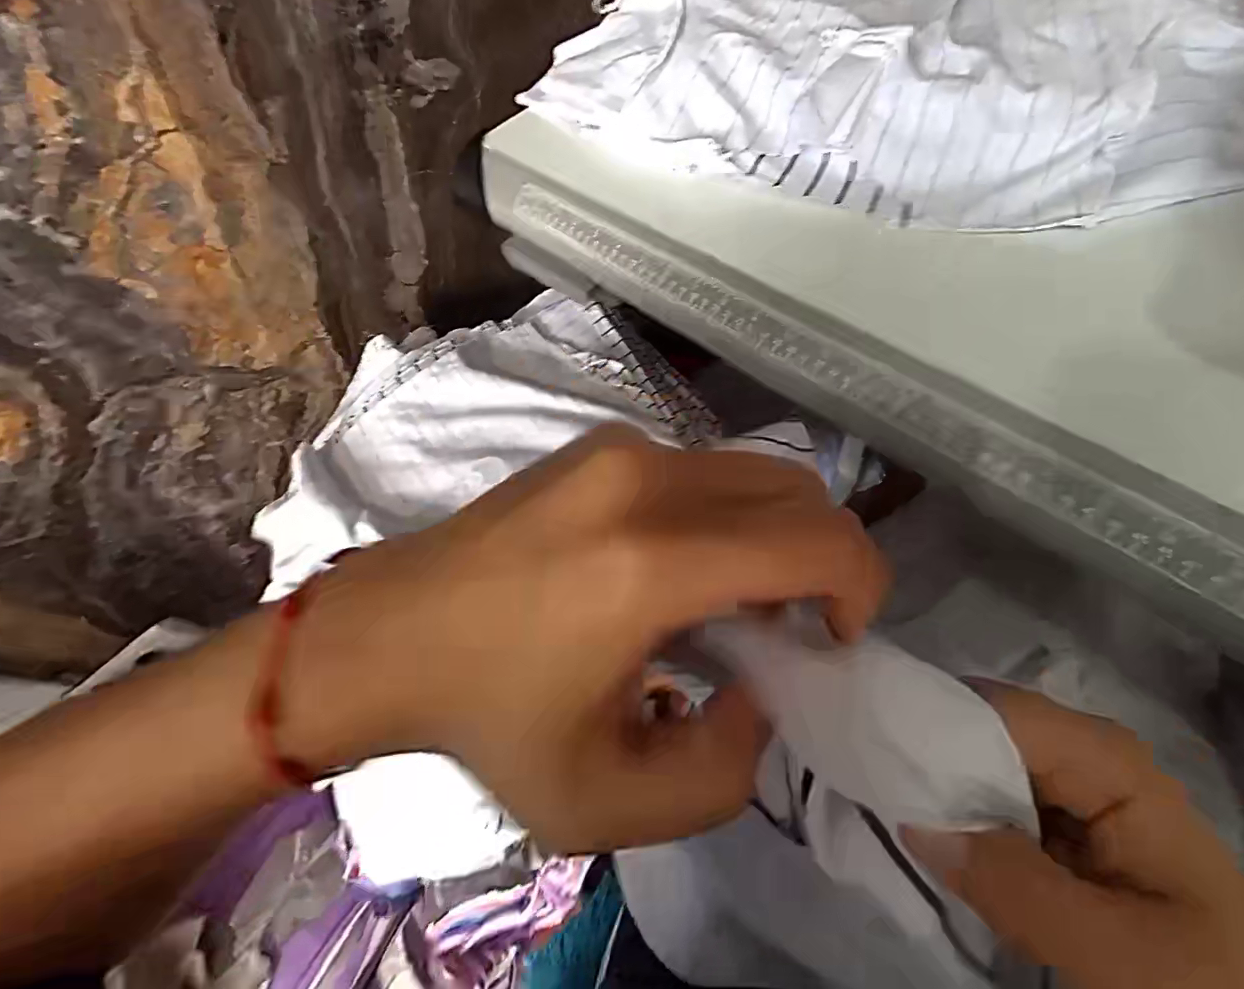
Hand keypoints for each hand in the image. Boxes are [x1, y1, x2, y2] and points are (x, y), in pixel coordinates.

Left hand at [279, 424, 889, 851]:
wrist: (383, 635)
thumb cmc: (492, 722)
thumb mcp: (606, 802)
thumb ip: (722, 775)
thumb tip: (765, 694)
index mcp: (650, 566)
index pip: (818, 541)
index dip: (860, 585)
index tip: (834, 637)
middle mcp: (648, 481)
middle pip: (803, 495)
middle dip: (827, 562)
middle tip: (790, 624)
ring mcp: (627, 448)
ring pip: (763, 473)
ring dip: (781, 535)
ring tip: (735, 595)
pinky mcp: (610, 440)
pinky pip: (713, 469)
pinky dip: (734, 514)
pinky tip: (683, 563)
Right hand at [904, 685, 1243, 988]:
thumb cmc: (1203, 984)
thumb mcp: (1114, 950)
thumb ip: (1016, 886)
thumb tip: (915, 821)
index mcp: (1107, 759)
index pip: (1001, 713)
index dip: (937, 723)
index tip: (876, 744)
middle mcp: (1088, 755)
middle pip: (990, 732)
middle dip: (934, 758)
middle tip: (874, 780)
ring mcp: (1078, 790)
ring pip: (990, 767)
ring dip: (944, 792)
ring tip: (889, 803)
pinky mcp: (1068, 827)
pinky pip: (1002, 805)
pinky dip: (966, 821)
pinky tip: (934, 836)